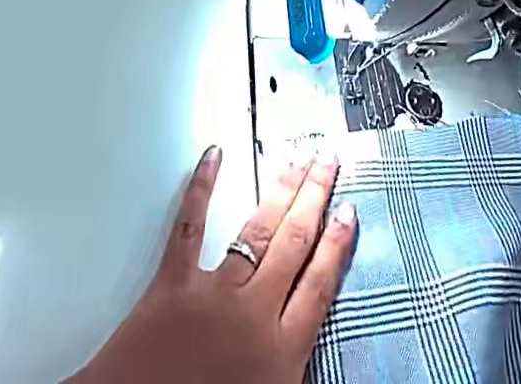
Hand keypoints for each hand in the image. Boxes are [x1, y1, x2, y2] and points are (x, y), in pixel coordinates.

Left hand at [68, 146, 357, 383]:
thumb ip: (291, 365)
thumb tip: (308, 329)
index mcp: (280, 352)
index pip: (319, 284)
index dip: (337, 244)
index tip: (348, 212)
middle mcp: (253, 315)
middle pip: (294, 243)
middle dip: (315, 196)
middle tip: (327, 161)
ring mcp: (213, 294)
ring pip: (257, 230)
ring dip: (279, 190)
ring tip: (295, 161)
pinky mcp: (173, 283)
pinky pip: (190, 225)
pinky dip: (201, 186)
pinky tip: (213, 157)